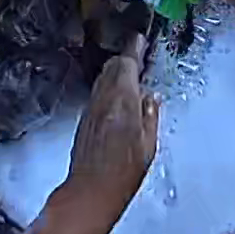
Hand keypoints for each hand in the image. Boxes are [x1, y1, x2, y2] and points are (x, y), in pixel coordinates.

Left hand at [62, 34, 158, 225]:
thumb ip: (150, 114)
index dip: (134, 48)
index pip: (127, 62)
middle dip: (126, 60)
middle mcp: (103, 97)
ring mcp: (91, 107)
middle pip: (113, 66)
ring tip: (130, 78)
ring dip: (116, 74)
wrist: (90, 193)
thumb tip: (150, 98)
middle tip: (139, 59)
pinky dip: (109, 89)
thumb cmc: (122, 172)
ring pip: (104, 78)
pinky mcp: (84, 118)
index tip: (140, 40)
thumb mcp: (148, 144)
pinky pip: (98, 93)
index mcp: (122, 98)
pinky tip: (118, 101)